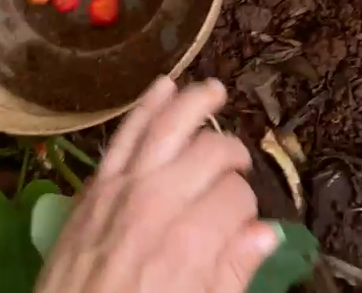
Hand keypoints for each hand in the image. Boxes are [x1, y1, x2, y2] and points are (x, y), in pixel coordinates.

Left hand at [37, 77, 280, 292]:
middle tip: (239, 164)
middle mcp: (159, 201)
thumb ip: (232, 274)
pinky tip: (163, 88)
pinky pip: (124, 134)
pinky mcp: (94, 186)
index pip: (237, 196)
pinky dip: (146, 106)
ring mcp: (122, 188)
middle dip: (232, 153)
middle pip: (209, 152)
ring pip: (166, 125)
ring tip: (214, 88)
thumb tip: (267, 232)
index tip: (244, 222)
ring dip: (194, 101)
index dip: (247, 206)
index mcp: (191, 243)